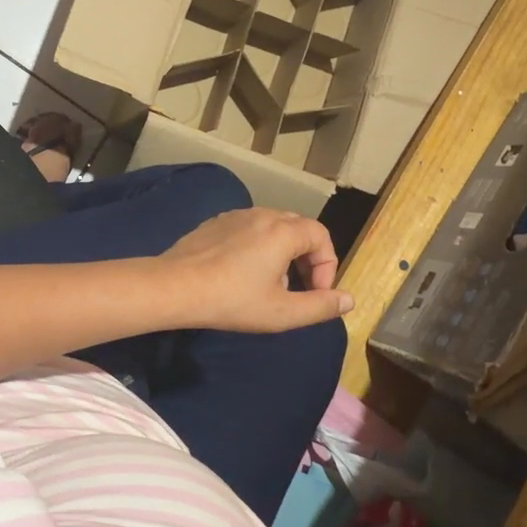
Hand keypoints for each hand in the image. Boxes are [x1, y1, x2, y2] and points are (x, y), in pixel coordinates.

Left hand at [159, 208, 352, 332]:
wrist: (177, 287)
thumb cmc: (233, 300)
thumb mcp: (283, 312)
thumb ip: (321, 306)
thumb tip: (349, 299)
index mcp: (283, 230)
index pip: (321, 236)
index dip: (326, 266)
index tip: (314, 293)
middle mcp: (262, 214)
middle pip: (298, 227)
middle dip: (306, 258)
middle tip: (296, 288)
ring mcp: (236, 215)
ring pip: (272, 227)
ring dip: (282, 252)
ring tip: (270, 283)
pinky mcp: (215, 222)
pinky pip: (248, 228)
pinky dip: (257, 246)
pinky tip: (242, 273)